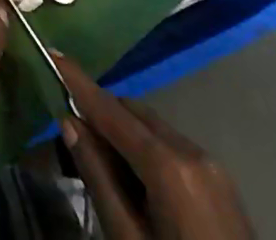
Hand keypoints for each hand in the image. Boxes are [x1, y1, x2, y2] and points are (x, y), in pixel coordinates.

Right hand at [57, 55, 254, 239]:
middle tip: (67, 123)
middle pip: (134, 114)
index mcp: (168, 166)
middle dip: (100, 110)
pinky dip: (145, 148)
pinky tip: (134, 176)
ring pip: (153, 128)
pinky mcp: (221, 182)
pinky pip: (172, 147)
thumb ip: (98, 177)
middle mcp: (192, 151)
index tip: (54, 53)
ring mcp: (212, 165)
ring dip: (122, 130)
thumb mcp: (128, 238)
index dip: (79, 82)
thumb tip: (69, 123)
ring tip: (97, 154)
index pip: (111, 112)